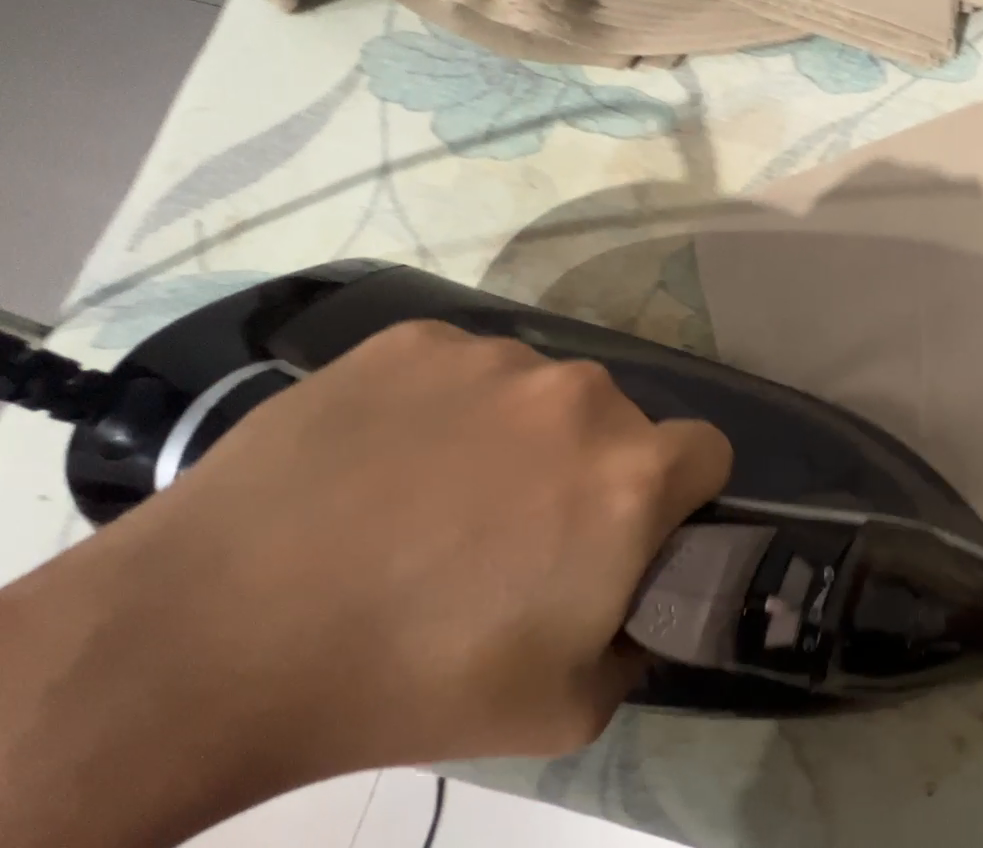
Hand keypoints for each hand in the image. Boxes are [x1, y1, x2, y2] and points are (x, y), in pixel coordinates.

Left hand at [0, 321, 731, 846]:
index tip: (628, 533)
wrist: (207, 641)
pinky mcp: (413, 342)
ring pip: (544, 391)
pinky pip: (465, 367)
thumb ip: (637, 645)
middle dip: (594, 468)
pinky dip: (449, 406)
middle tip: (519, 530)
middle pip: (622, 422)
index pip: (708, 453)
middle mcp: (582, 398)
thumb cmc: (410, 683)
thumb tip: (637, 605)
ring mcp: (493, 360)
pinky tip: (389, 459)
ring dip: (523, 433)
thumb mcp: (567, 707)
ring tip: (441, 494)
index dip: (680, 496)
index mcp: (633, 476)